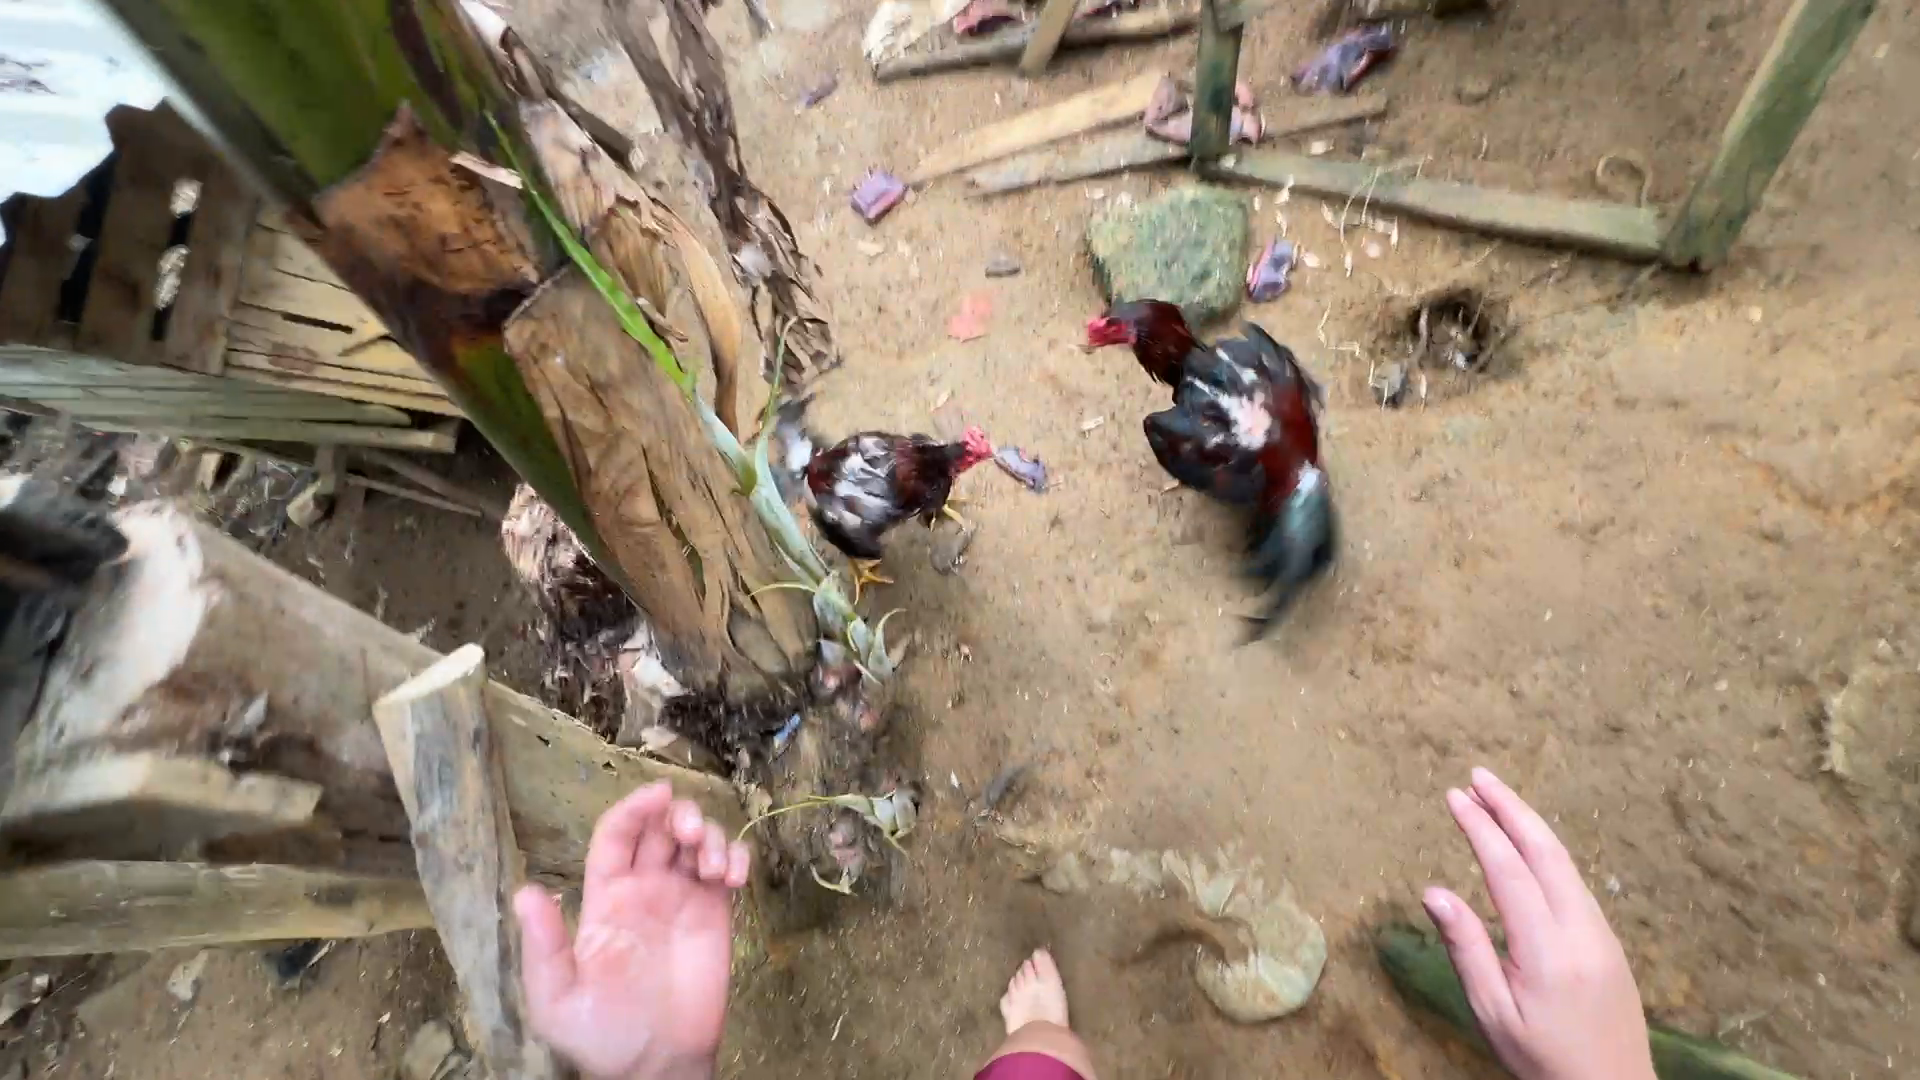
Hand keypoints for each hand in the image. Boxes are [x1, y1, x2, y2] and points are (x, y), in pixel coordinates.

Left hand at [514, 783, 750, 1079]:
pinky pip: (729, 863)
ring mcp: (684, 893)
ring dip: (711, 836)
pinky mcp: (717, 906)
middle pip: (663, 826)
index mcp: (607, 896)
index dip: (635, 808)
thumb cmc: (603, 1032)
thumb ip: (544, 946)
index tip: (661, 793)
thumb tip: (525, 892)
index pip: (618, 834)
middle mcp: (646, 885)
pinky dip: (736, 856)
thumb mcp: (559, 999)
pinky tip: (735, 877)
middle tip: (692, 833)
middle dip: (681, 815)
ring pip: (698, 838)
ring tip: (715, 868)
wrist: (659, 1062)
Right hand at [1424, 768, 1655, 1079]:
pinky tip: (1525, 841)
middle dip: (1511, 808)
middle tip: (1478, 775)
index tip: (1453, 795)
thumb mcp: (1492, 1011)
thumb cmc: (1540, 1056)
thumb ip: (1465, 948)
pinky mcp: (1609, 944)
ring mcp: (1603, 937)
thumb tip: (1433, 891)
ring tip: (1494, 797)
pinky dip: (1545, 848)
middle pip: (1547, 854)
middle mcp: (1582, 934)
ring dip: (1528, 823)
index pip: (1509, 870)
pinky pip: (1574, 881)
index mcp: (1548, 951)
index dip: (1480, 828)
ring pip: (1565, 863)